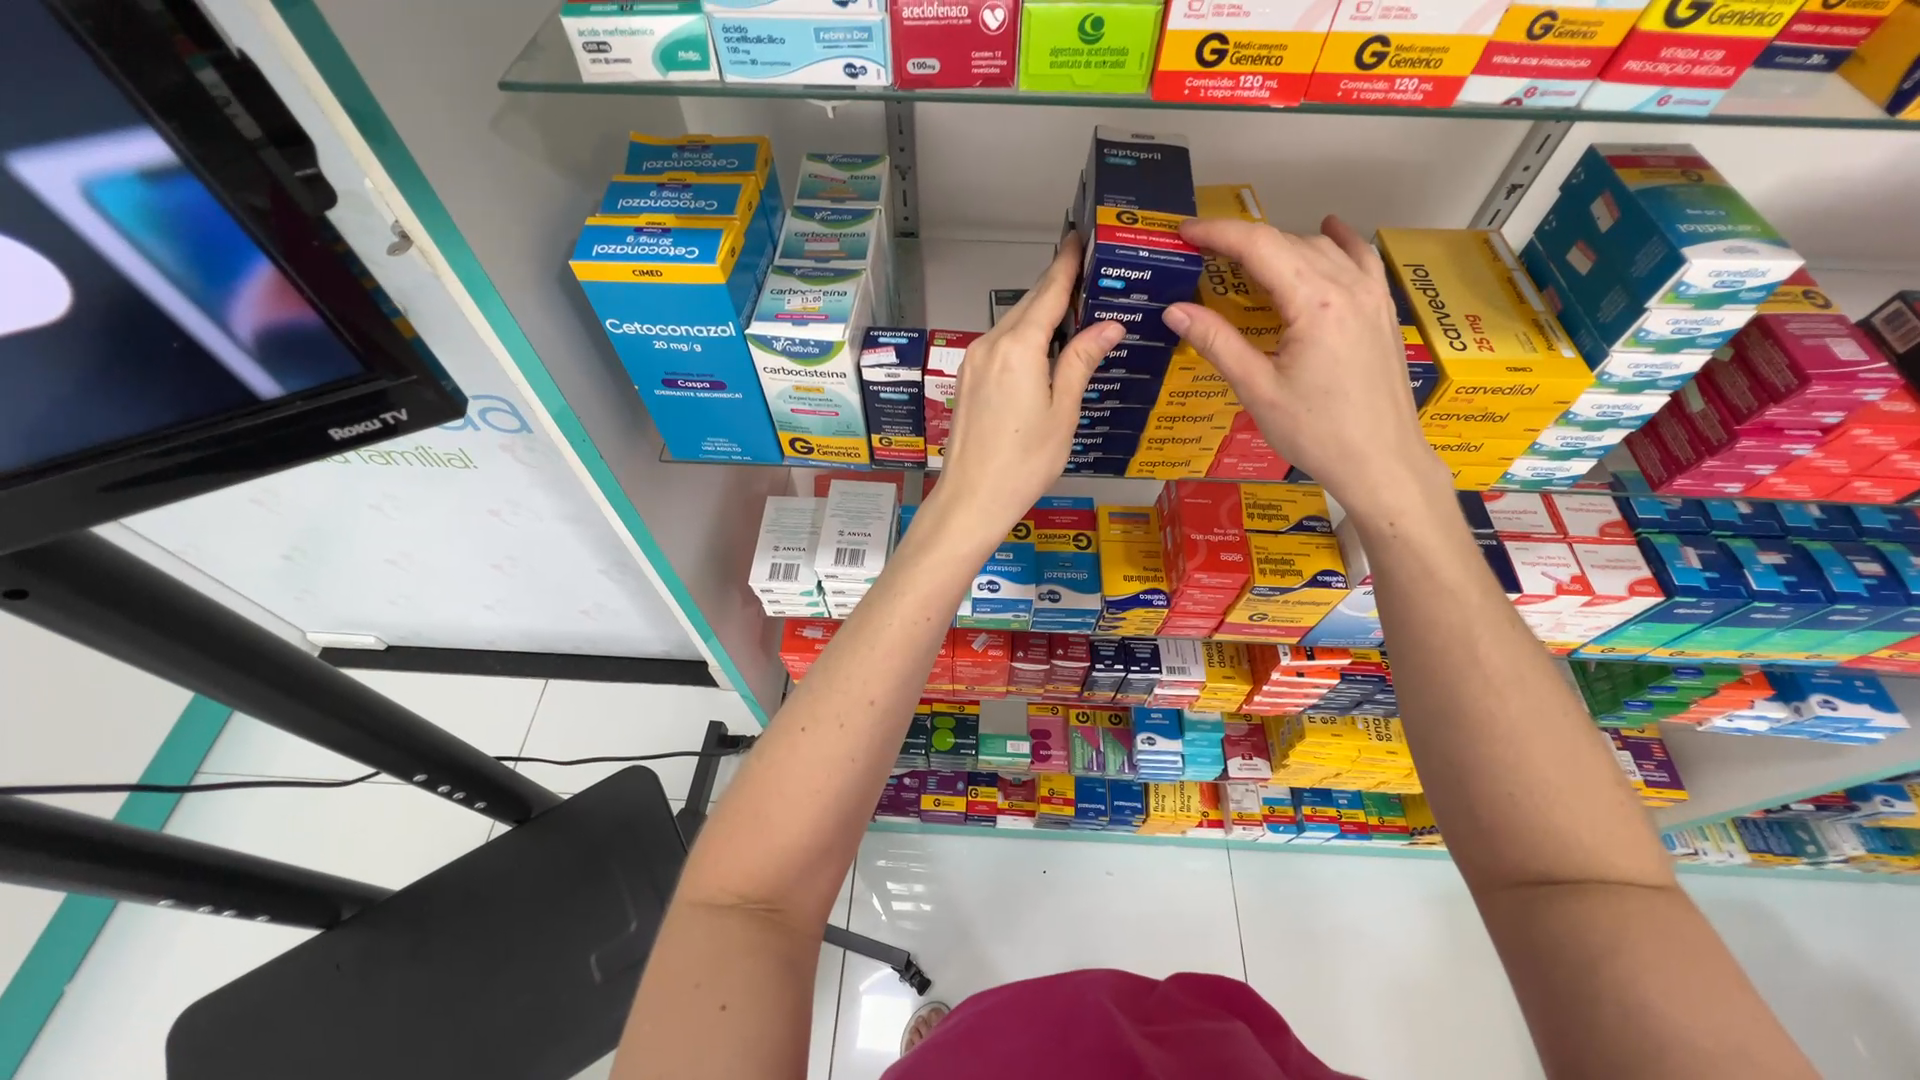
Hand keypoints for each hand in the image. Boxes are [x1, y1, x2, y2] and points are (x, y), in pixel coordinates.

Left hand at [930, 232, 1123, 539]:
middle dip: (1055, 284)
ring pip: (1012, 323)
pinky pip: (1000, 344)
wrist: (972, 498)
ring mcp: (974, 361)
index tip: (1078, 236)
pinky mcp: (968, 379)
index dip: (1066, 263)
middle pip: (1028, 305)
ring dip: (1039, 311)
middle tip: (1084, 267)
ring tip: (1070, 305)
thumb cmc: (1024, 461)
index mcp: (1019, 347)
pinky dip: (1023, 335)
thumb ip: (1081, 361)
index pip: (1048, 293)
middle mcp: (991, 345)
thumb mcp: (1063, 411)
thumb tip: (1108, 325)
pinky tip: (1041, 344)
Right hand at [1162, 215, 1447, 522]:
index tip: (1186, 232)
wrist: (1381, 461)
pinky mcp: (1381, 311)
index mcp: (1314, 302)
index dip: (1218, 233)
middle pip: (1287, 241)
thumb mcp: (1257, 389)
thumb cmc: (1317, 433)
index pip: (1259, 246)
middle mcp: (1347, 286)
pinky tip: (1328, 229)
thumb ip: (1217, 342)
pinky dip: (1338, 241)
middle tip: (1203, 250)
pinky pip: (1360, 258)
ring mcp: (1371, 296)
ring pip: (1320, 247)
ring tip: (1246, 257)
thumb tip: (1175, 310)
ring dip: (1280, 245)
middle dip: (1242, 240)